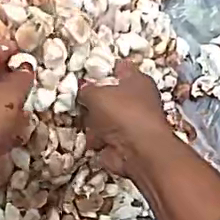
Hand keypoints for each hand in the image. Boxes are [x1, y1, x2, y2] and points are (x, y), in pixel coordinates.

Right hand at [78, 59, 177, 176]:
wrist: (138, 152)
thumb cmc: (123, 114)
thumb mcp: (96, 94)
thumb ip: (85, 89)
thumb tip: (82, 90)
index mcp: (137, 81)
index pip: (120, 68)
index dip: (103, 69)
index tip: (86, 72)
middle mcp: (138, 101)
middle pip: (109, 97)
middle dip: (94, 102)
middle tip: (81, 102)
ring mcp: (131, 124)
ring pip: (104, 119)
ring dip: (93, 125)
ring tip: (87, 124)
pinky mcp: (123, 144)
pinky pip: (103, 138)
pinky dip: (97, 141)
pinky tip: (94, 141)